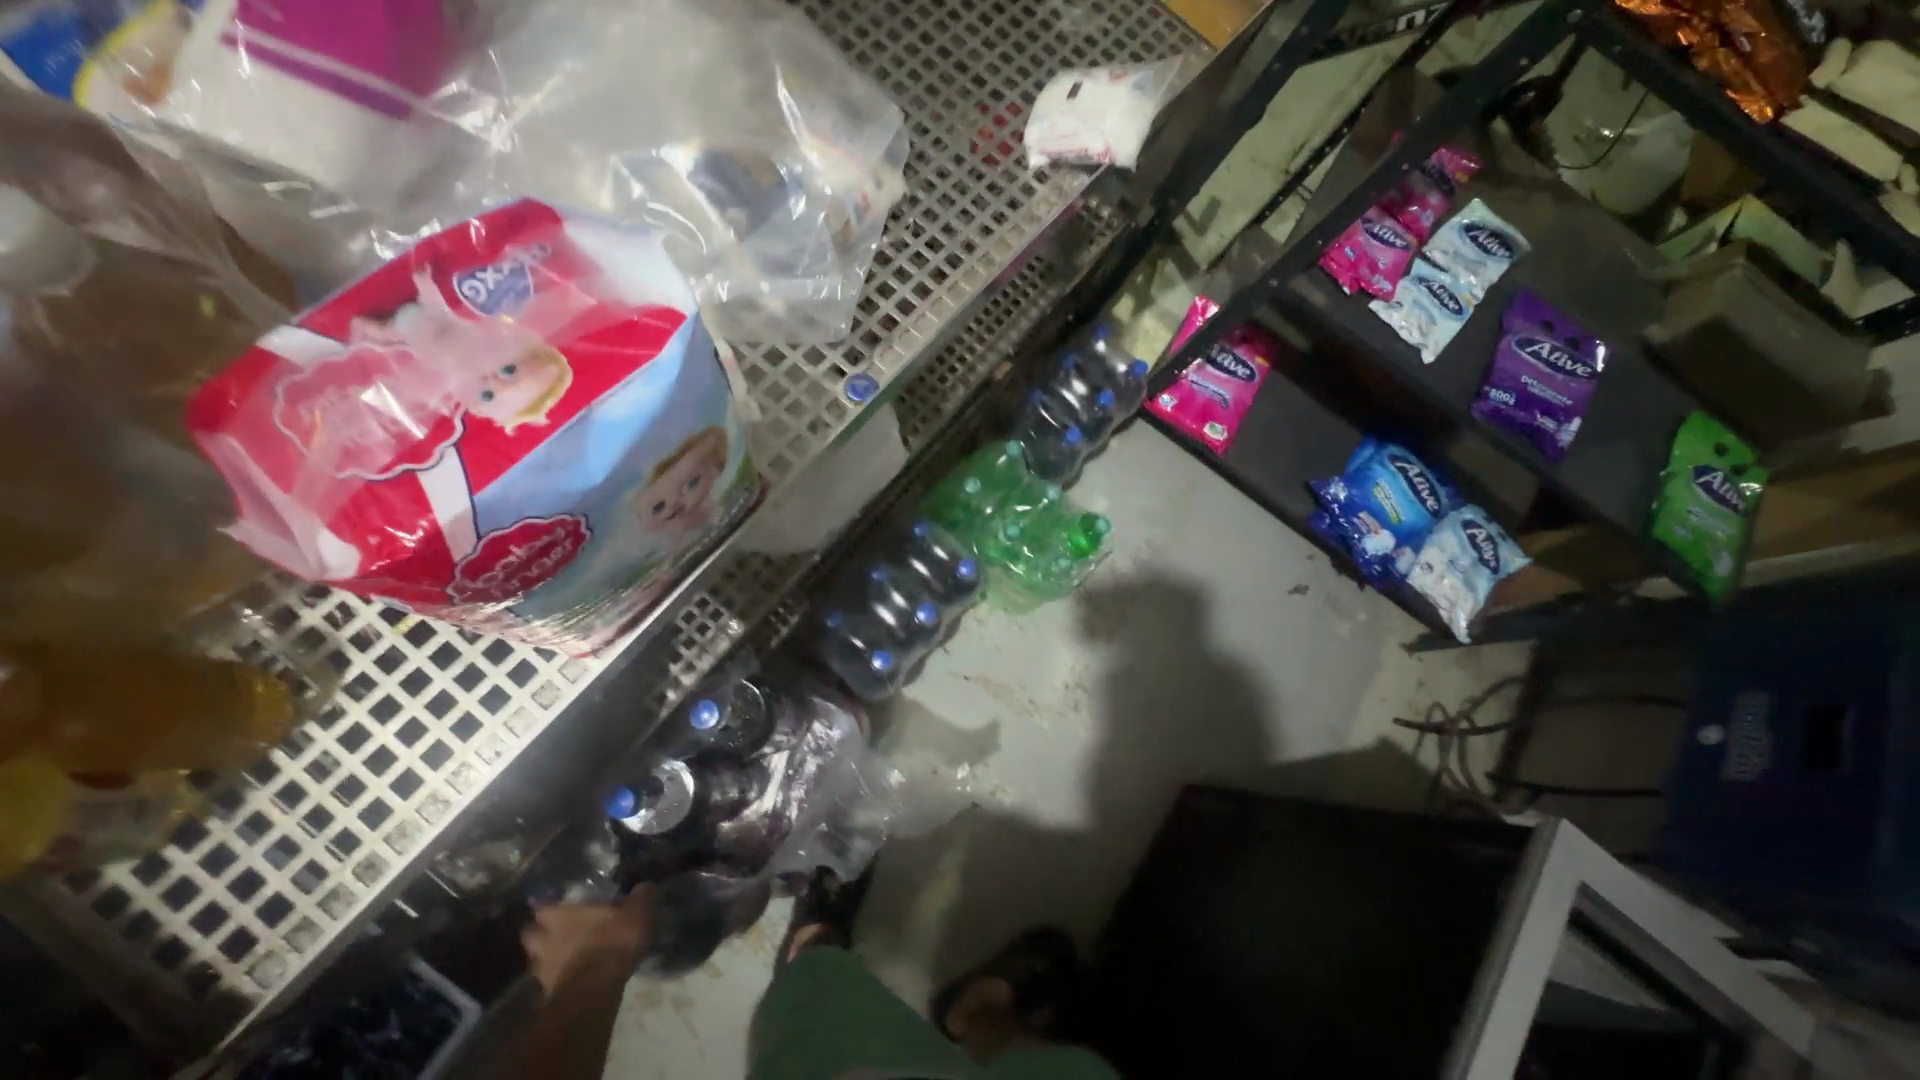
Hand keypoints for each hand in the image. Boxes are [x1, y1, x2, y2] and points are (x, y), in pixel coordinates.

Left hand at [522, 886, 656, 997]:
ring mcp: (541, 968)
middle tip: (557, 933)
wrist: (594, 989)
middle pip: (531, 934)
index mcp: (558, 914)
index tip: (556, 907)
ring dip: (548, 959)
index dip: (547, 906)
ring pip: (537, 960)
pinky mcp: (547, 994)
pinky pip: (549, 984)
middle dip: (540, 934)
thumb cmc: (612, 941)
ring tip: (564, 960)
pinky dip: (558, 982)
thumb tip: (644, 885)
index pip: (541, 906)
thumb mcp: (637, 912)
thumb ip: (641, 896)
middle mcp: (543, 939)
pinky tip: (573, 980)